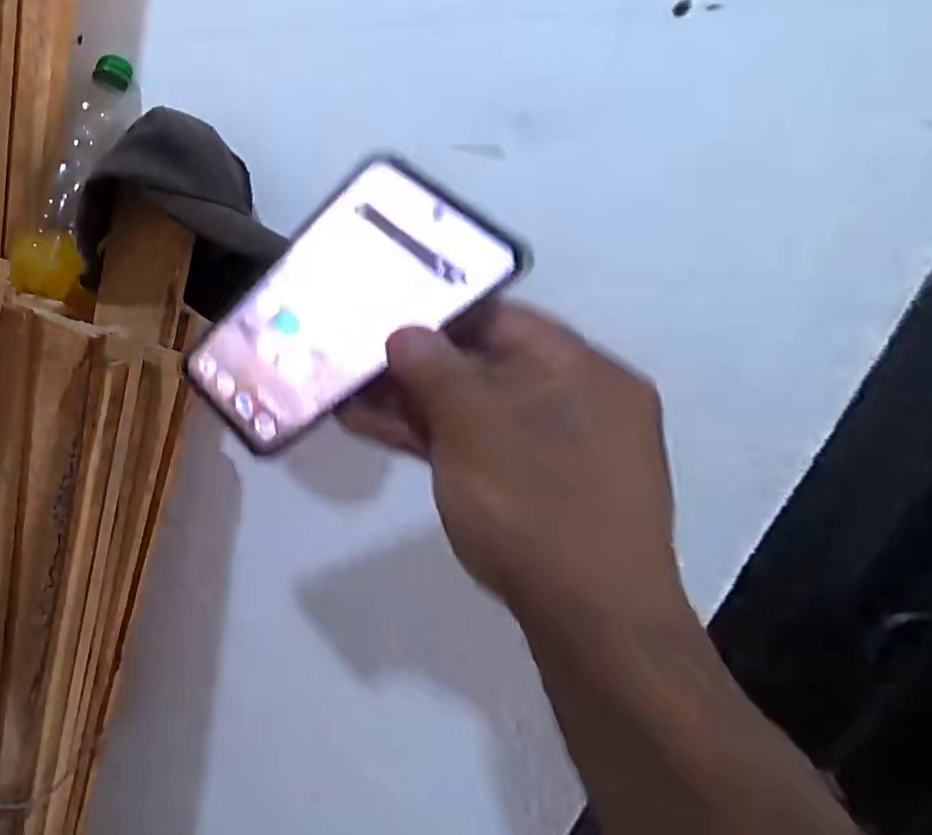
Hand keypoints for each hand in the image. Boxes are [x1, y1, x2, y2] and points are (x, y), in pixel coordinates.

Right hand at [340, 303, 684, 623]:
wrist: (587, 618)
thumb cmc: (534, 503)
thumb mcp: (474, 425)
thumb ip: (434, 369)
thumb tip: (403, 333)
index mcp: (579, 371)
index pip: (498, 317)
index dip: (434, 312)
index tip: (379, 314)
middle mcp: (570, 398)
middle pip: (477, 361)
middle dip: (409, 362)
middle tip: (351, 358)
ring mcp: (548, 442)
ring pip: (466, 405)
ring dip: (406, 401)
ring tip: (344, 395)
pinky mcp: (526, 479)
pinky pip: (469, 439)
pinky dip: (424, 433)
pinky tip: (368, 426)